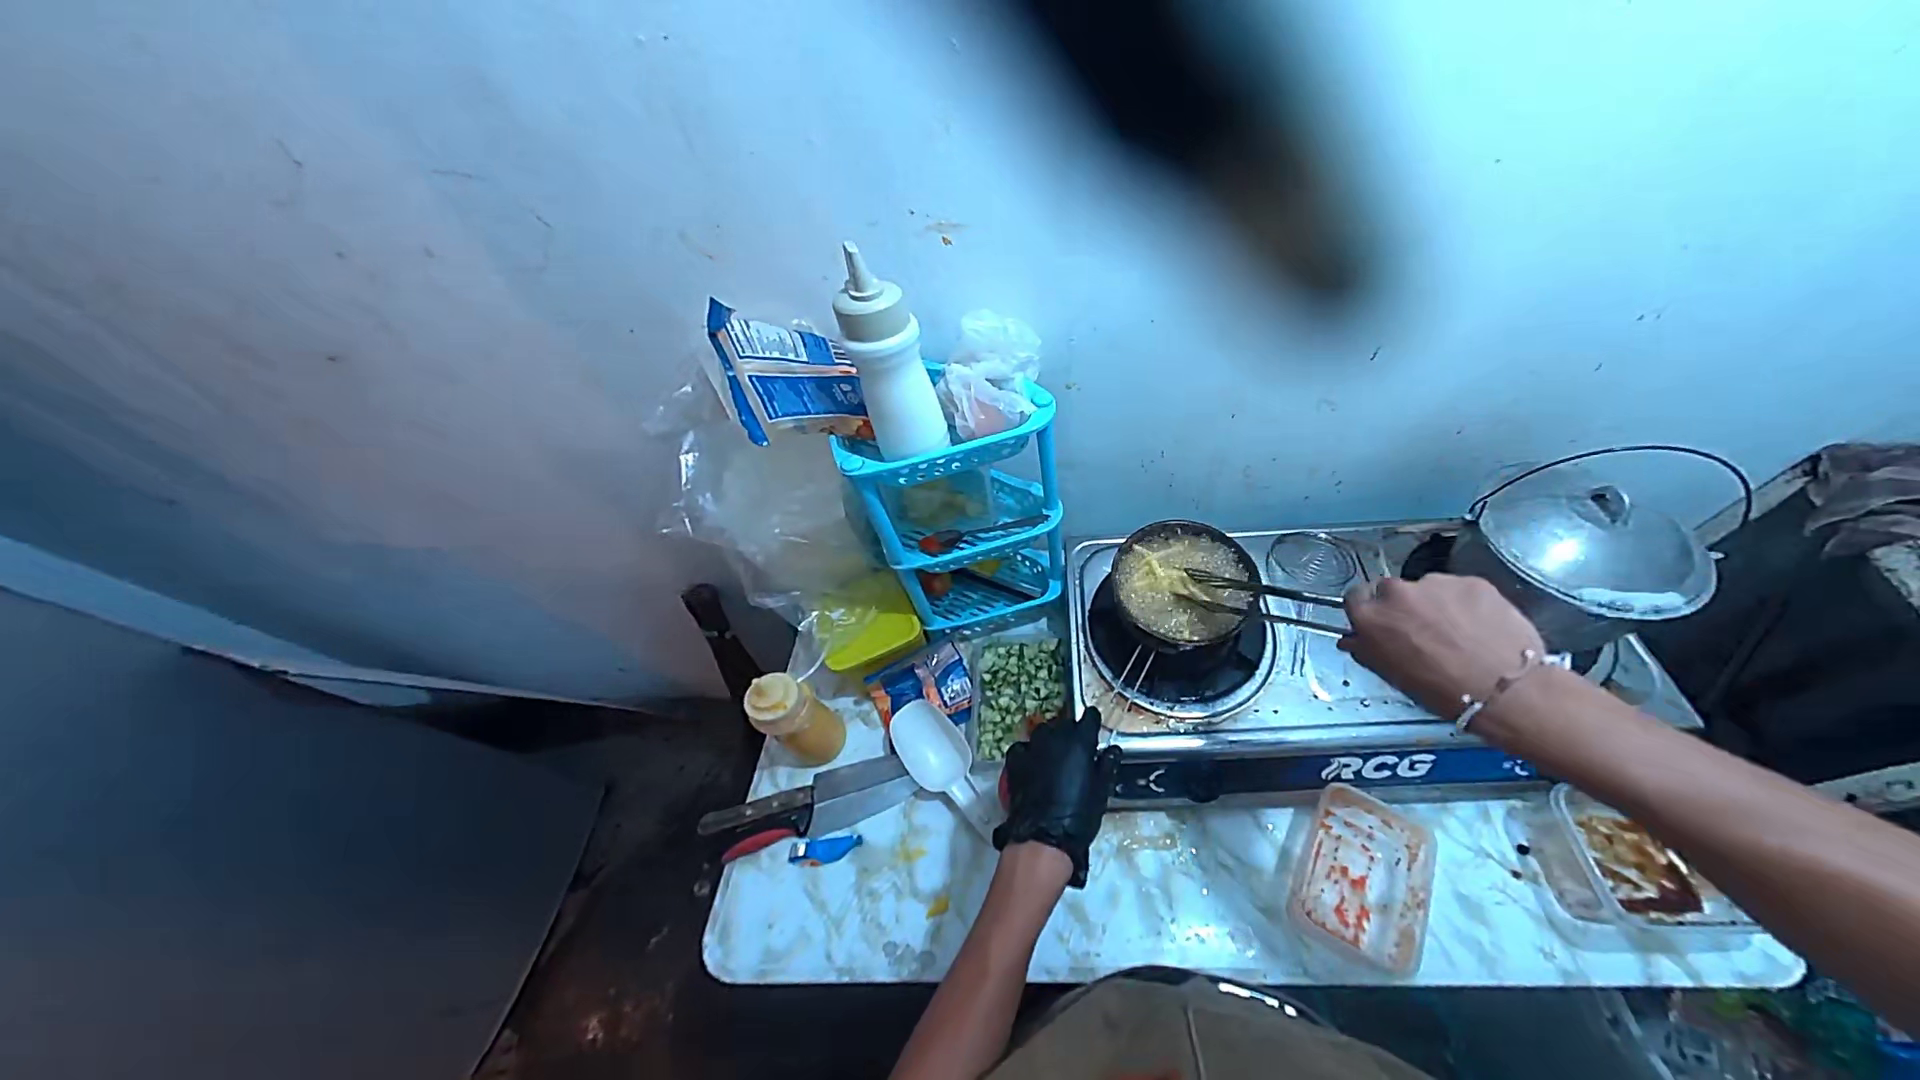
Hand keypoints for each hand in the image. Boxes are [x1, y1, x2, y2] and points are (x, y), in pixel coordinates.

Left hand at [992, 706, 1119, 887]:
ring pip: (1042, 733)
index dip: (1092, 723)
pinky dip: (1028, 753)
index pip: (1089, 717)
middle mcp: (1055, 736)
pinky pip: (1023, 748)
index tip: (1094, 731)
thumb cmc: (1079, 813)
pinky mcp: (1015, 759)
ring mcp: (1032, 746)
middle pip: (1065, 725)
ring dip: (1049, 741)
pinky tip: (1032, 766)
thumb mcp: (1101, 790)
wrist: (1044, 834)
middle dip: (1071, 734)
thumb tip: (1112, 750)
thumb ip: (1106, 766)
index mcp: (1079, 740)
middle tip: (1076, 753)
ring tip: (1053, 759)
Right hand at [1338, 574, 1545, 722]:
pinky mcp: (1471, 581)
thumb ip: (1366, 649)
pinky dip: (1465, 603)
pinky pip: (1459, 589)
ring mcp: (1435, 584)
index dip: (1369, 610)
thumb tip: (1354, 640)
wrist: (1505, 689)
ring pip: (1427, 588)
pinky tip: (1477, 626)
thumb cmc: (1442, 689)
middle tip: (1421, 630)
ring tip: (1456, 631)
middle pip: (1391, 590)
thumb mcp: (1391, 673)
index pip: (1355, 598)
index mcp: (1370, 616)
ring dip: (1434, 603)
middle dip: (1402, 606)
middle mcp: (1396, 592)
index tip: (1381, 620)